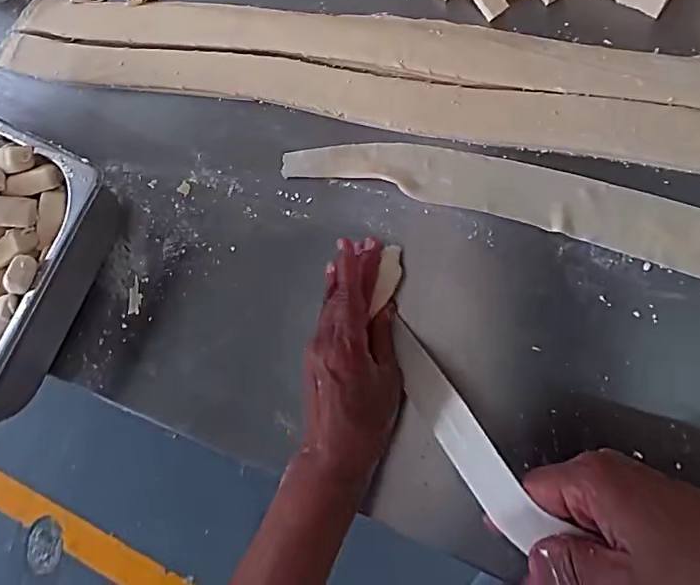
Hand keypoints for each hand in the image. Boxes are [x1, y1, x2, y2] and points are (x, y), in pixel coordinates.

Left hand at [298, 237, 401, 488]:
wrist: (332, 454)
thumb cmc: (365, 422)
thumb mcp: (388, 379)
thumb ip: (384, 338)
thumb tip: (385, 309)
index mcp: (347, 343)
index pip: (353, 294)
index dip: (358, 267)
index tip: (363, 245)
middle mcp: (326, 340)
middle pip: (340, 294)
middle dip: (351, 267)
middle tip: (363, 244)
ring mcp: (315, 347)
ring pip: (329, 304)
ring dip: (341, 280)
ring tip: (348, 259)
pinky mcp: (312, 356)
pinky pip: (325, 318)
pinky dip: (333, 299)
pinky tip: (337, 291)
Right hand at [523, 450, 699, 584]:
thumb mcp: (622, 583)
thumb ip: (568, 569)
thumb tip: (537, 563)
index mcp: (595, 477)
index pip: (527, 489)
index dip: (512, 523)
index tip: (501, 550)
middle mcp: (616, 476)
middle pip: (557, 513)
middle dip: (559, 555)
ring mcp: (642, 497)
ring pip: (591, 534)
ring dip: (593, 566)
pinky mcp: (663, 518)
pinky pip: (621, 540)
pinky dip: (621, 565)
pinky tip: (645, 582)